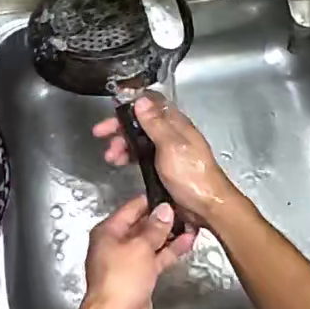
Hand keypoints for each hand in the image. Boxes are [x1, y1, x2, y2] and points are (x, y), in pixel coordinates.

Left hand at [79, 195, 195, 308]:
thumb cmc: (121, 279)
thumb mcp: (139, 248)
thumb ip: (154, 228)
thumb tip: (165, 209)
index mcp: (108, 231)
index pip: (132, 208)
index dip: (151, 201)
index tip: (171, 194)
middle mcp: (116, 243)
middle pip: (142, 225)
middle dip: (163, 219)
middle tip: (185, 209)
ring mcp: (129, 261)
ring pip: (151, 243)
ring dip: (170, 235)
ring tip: (192, 224)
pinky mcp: (140, 277)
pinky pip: (156, 258)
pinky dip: (170, 251)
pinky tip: (187, 242)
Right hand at [92, 93, 249, 227]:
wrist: (208, 208)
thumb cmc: (192, 176)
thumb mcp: (171, 146)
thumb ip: (155, 123)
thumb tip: (141, 100)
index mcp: (176, 123)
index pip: (152, 103)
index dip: (131, 104)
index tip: (112, 109)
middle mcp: (172, 133)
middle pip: (142, 121)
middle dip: (120, 126)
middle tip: (101, 133)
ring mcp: (168, 150)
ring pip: (140, 139)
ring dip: (123, 144)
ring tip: (110, 156)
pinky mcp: (165, 167)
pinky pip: (143, 155)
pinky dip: (130, 156)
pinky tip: (121, 163)